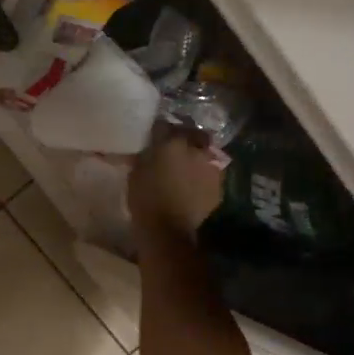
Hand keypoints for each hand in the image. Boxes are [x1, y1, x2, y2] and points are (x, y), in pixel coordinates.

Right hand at [129, 124, 225, 241]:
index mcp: (171, 143)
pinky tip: (193, 183)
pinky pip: (210, 170)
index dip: (158, 130)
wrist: (169, 229)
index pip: (164, 125)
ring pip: (204, 151)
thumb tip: (148, 147)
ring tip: (186, 165)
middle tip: (174, 147)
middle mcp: (195, 148)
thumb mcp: (135, 174)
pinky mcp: (219, 181)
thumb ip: (145, 155)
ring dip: (196, 155)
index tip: (153, 135)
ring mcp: (210, 164)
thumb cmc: (145, 200)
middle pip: (191, 134)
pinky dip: (202, 173)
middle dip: (183, 138)